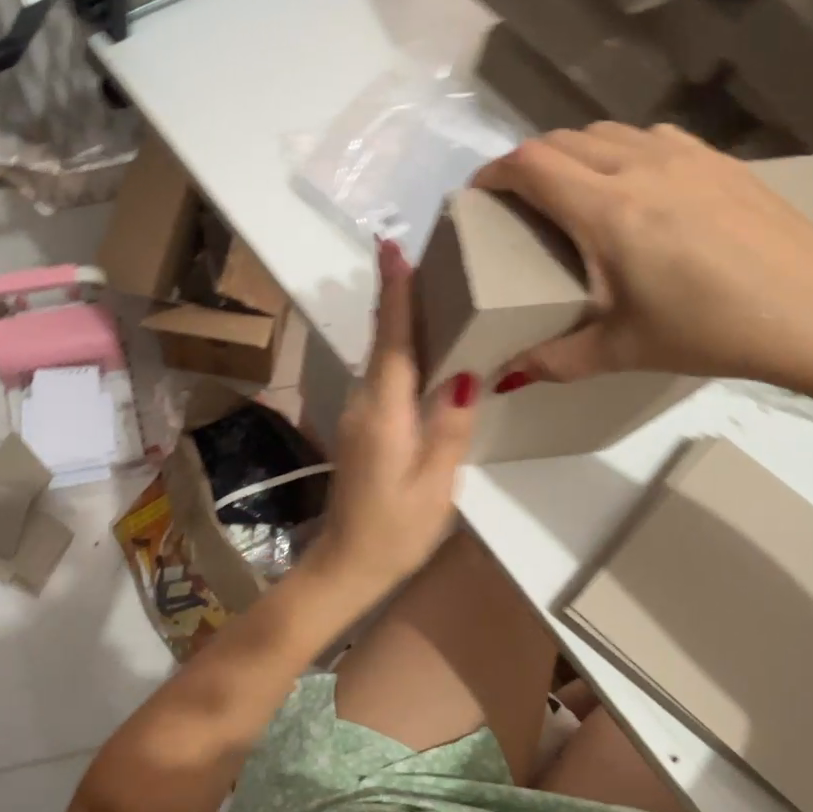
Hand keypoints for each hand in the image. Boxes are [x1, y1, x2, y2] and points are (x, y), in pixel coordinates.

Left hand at [311, 240, 479, 593]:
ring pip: (381, 360)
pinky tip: (424, 352)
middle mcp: (364, 404)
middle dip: (399, 297)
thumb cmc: (394, 530)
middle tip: (425, 255)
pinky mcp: (362, 431)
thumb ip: (449, 427)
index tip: (391, 246)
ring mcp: (358, 417)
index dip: (393, 292)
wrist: (346, 565)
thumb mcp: (434, 484)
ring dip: (400, 324)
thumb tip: (465, 374)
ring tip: (433, 291)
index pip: (391, 339)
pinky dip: (400, 355)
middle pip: (383, 341)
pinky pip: (383, 380)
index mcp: (384, 411)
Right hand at [474, 123, 812, 396]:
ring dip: (574, 152)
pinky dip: (620, 151)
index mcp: (608, 212)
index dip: (494, 172)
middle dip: (528, 162)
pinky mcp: (723, 161)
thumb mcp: (622, 352)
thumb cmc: (712, 334)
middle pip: (564, 139)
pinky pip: (651, 138)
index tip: (478, 194)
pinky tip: (633, 188)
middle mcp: (642, 168)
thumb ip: (553, 361)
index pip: (532, 165)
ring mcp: (688, 157)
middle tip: (516, 202)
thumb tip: (505, 376)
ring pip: (608, 132)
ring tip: (569, 192)